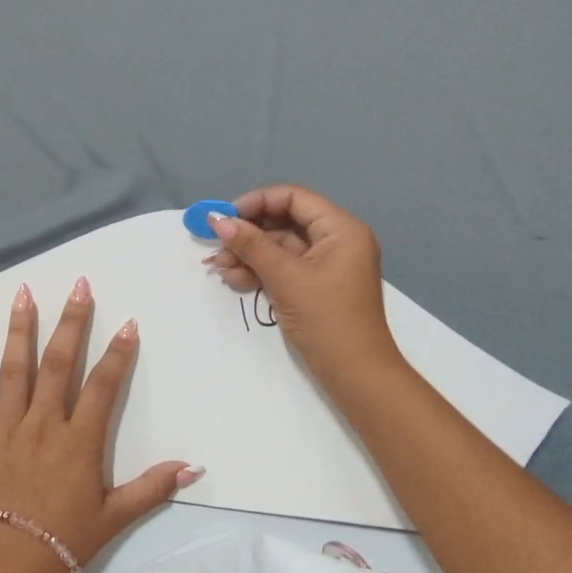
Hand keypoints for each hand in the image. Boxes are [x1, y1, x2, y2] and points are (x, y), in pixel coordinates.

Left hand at [0, 278, 195, 572]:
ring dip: (22, 329)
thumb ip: (152, 487)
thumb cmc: (66, 538)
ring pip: (15, 369)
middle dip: (72, 322)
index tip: (128, 324)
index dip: (118, 355)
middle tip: (79, 286)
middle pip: (59, 363)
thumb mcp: (115, 516)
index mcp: (79, 440)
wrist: (9, 560)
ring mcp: (8, 427)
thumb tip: (193, 467)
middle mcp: (44, 423)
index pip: (102, 387)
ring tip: (24, 293)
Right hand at [202, 185, 403, 384]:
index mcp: (341, 229)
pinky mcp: (314, 286)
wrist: (355, 374)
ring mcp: (326, 265)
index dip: (257, 202)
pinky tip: (233, 279)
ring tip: (219, 268)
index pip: (294, 198)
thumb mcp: (285, 278)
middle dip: (248, 233)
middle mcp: (336, 240)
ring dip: (248, 254)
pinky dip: (259, 271)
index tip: (225, 218)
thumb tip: (217, 219)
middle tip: (216, 247)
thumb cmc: (326, 319)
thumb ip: (251, 245)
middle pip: (284, 221)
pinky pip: (283, 267)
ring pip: (280, 247)